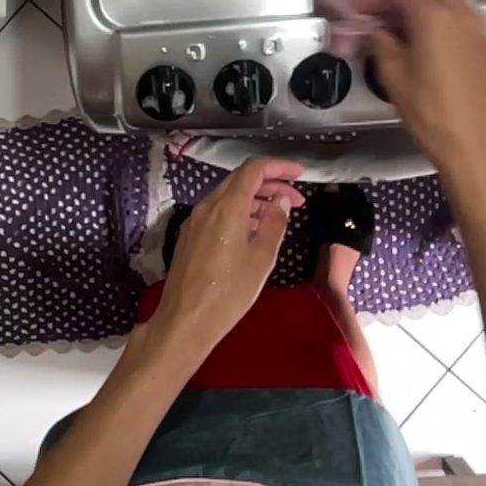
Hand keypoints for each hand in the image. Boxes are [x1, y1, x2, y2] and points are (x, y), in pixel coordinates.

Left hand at [153, 159, 305, 352]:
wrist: (186, 320)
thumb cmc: (229, 292)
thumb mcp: (262, 258)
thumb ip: (274, 223)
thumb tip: (281, 200)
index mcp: (227, 206)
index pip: (254, 169)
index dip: (279, 166)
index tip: (300, 173)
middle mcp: (208, 205)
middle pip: (240, 178)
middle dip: (270, 182)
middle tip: (296, 199)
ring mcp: (196, 219)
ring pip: (228, 194)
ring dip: (255, 198)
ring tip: (279, 215)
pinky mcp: (190, 234)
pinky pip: (217, 210)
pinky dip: (239, 210)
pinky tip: (253, 229)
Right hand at [370, 0, 485, 183]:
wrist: (473, 141)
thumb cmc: (430, 111)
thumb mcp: (393, 76)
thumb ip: (381, 44)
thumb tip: (376, 32)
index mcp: (433, 16)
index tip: (363, 8)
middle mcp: (458, 13)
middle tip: (383, 6)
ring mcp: (474, 26)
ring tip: (400, 20)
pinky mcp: (481, 41)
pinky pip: (458, 11)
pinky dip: (438, 11)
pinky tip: (421, 35)